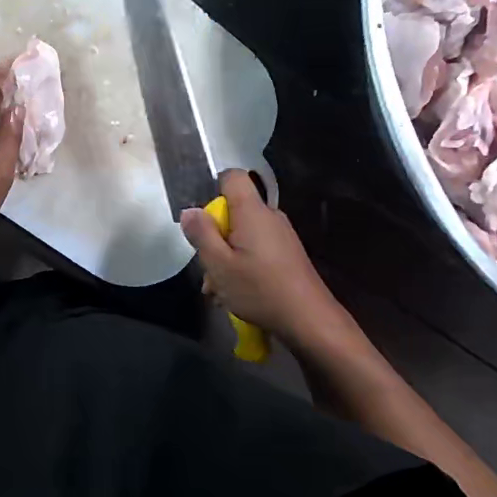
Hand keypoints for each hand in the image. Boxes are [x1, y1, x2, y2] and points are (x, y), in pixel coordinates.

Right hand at [179, 170, 353, 349]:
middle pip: (235, 211)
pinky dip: (243, 265)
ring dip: (227, 258)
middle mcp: (270, 216)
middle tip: (208, 269)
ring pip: (244, 235)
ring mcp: (281, 235)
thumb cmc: (259, 289)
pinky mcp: (287, 254)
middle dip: (216, 237)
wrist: (308, 318)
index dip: (213, 188)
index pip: (233, 177)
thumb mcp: (219, 265)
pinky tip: (237, 294)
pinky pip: (257, 249)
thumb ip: (201, 234)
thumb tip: (189, 211)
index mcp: (253, 211)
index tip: (203, 219)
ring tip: (220, 291)